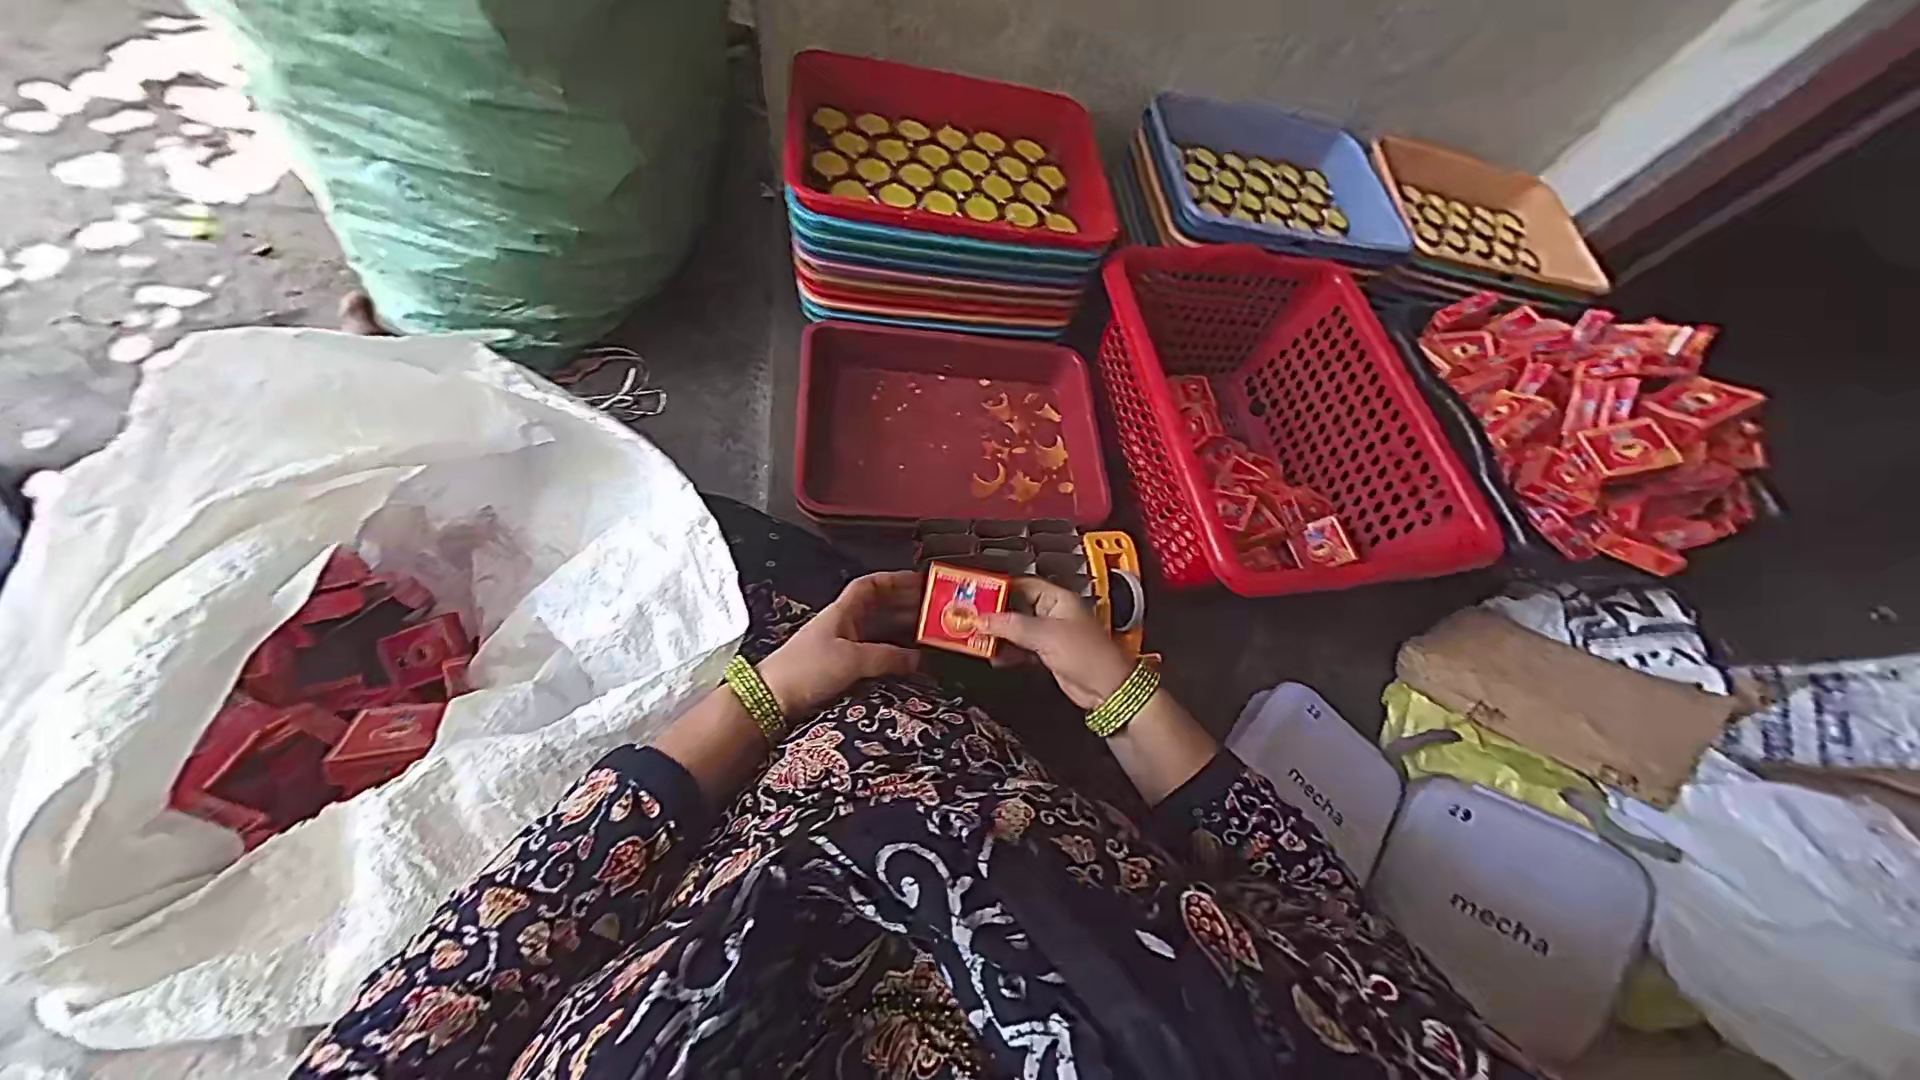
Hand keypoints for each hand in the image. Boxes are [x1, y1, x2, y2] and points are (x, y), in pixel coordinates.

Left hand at [756, 571, 923, 716]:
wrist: (772, 699)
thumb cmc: (803, 669)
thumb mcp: (852, 659)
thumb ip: (889, 657)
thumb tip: (919, 659)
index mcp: (843, 611)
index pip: (871, 585)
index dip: (895, 580)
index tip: (918, 581)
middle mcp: (844, 624)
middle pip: (881, 607)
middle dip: (907, 604)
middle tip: (934, 608)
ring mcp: (844, 645)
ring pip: (881, 630)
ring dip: (904, 629)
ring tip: (929, 631)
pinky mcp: (843, 667)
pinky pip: (877, 652)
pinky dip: (895, 652)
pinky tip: (910, 658)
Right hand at [981, 577, 1134, 709]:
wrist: (1107, 690)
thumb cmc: (1086, 655)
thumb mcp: (1046, 635)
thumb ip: (1012, 626)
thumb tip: (982, 619)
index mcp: (1058, 599)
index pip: (1023, 585)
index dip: (1000, 587)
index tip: (977, 592)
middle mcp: (1053, 613)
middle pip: (1017, 606)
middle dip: (994, 612)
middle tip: (970, 615)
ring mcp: (1050, 634)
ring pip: (1016, 628)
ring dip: (998, 633)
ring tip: (976, 635)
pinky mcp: (1047, 654)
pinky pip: (1020, 647)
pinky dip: (1006, 650)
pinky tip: (993, 655)